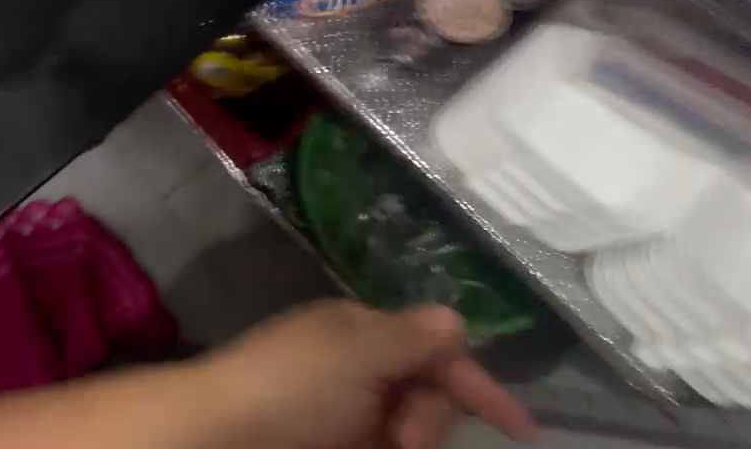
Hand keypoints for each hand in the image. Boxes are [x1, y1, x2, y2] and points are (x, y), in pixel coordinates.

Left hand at [199, 301, 539, 448]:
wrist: (229, 434)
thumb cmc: (292, 385)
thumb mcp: (353, 352)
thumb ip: (407, 337)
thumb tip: (453, 315)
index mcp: (360, 333)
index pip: (434, 349)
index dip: (477, 383)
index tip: (520, 427)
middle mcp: (360, 367)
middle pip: (431, 395)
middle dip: (431, 420)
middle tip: (403, 440)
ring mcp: (351, 411)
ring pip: (414, 428)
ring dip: (414, 437)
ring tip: (387, 448)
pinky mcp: (346, 442)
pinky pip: (387, 443)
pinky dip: (393, 445)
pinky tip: (383, 447)